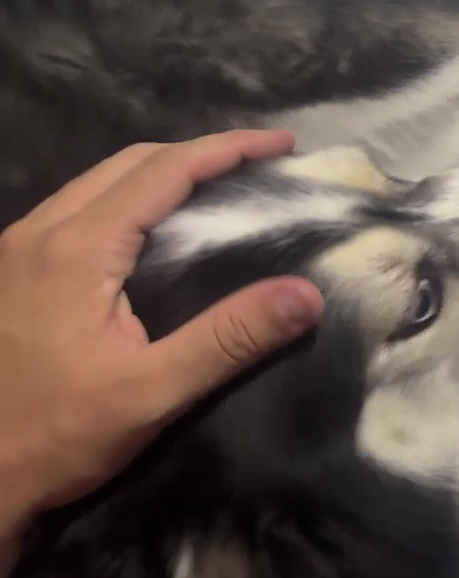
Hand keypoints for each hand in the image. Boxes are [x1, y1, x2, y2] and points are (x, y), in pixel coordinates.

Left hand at [0, 133, 324, 547]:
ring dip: (170, 172)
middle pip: (127, 165)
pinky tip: (173, 225)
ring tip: (230, 184)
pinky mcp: (16, 278)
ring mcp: (17, 257)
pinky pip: (88, 211)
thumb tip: (310, 293)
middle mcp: (36, 240)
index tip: (284, 145)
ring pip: (102, 184)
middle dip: (202, 152)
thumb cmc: (52, 433)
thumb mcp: (152, 390)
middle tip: (267, 161)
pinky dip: (143, 197)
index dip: (226, 150)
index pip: (160, 174)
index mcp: (72, 254)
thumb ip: (232, 338)